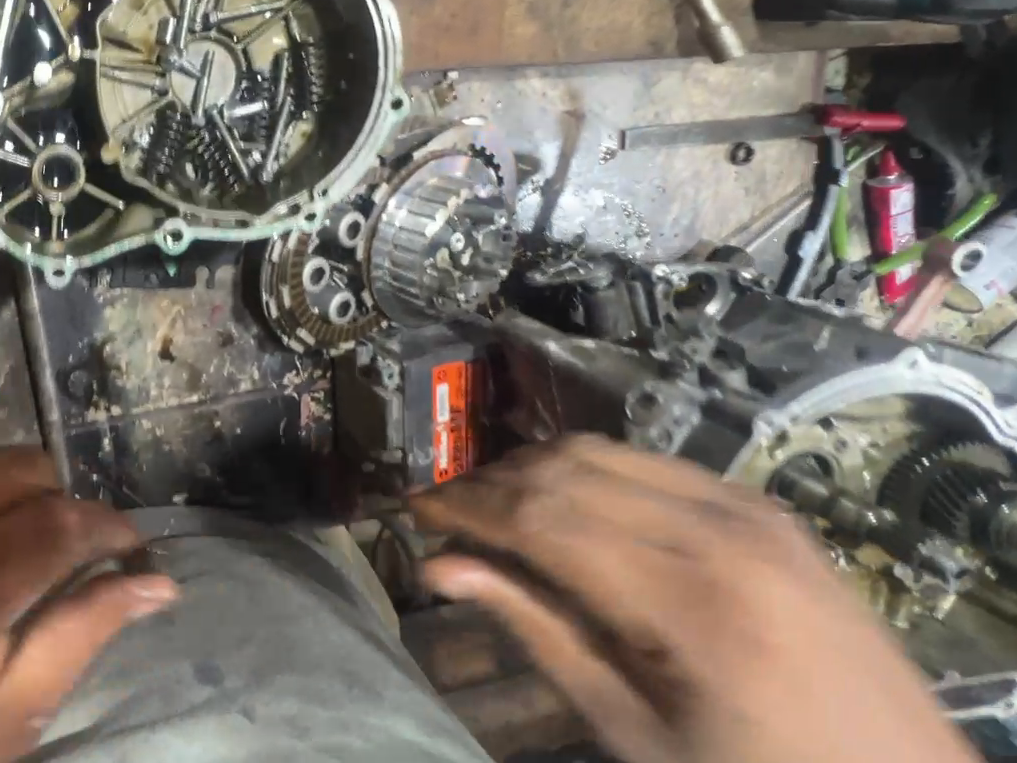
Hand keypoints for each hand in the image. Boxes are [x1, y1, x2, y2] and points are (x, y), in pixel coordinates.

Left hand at [0, 449, 176, 762]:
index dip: (106, 527)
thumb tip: (156, 581)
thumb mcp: (12, 711)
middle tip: (78, 556)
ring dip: (31, 494)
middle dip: (67, 505)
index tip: (133, 547)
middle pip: (26, 474)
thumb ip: (83, 633)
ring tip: (33, 547)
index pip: (51, 527)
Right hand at [411, 435, 975, 762]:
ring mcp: (750, 510)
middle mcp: (721, 533)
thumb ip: (536, 631)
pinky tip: (562, 502)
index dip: (463, 507)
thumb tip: (439, 568)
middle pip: (562, 472)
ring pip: (597, 451)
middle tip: (444, 512)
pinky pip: (645, 460)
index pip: (540, 519)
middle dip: (487, 484)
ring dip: (529, 469)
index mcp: (691, 603)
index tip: (413, 511)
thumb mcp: (634, 726)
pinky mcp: (763, 506)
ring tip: (491, 504)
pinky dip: (584, 470)